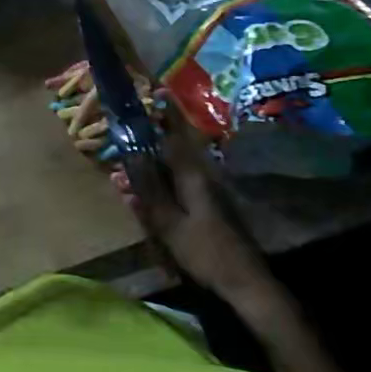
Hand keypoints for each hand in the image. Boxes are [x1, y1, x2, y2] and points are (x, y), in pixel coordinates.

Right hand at [114, 109, 272, 301]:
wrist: (244, 281)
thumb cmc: (206, 251)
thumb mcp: (170, 225)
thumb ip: (148, 193)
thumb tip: (126, 163)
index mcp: (192, 175)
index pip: (175, 134)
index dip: (166, 112)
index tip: (155, 90)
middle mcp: (200, 175)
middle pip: (175, 145)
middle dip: (154, 132)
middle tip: (131, 124)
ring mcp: (205, 190)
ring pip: (175, 164)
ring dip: (154, 158)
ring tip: (127, 159)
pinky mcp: (205, 204)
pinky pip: (178, 180)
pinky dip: (160, 177)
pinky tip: (143, 187)